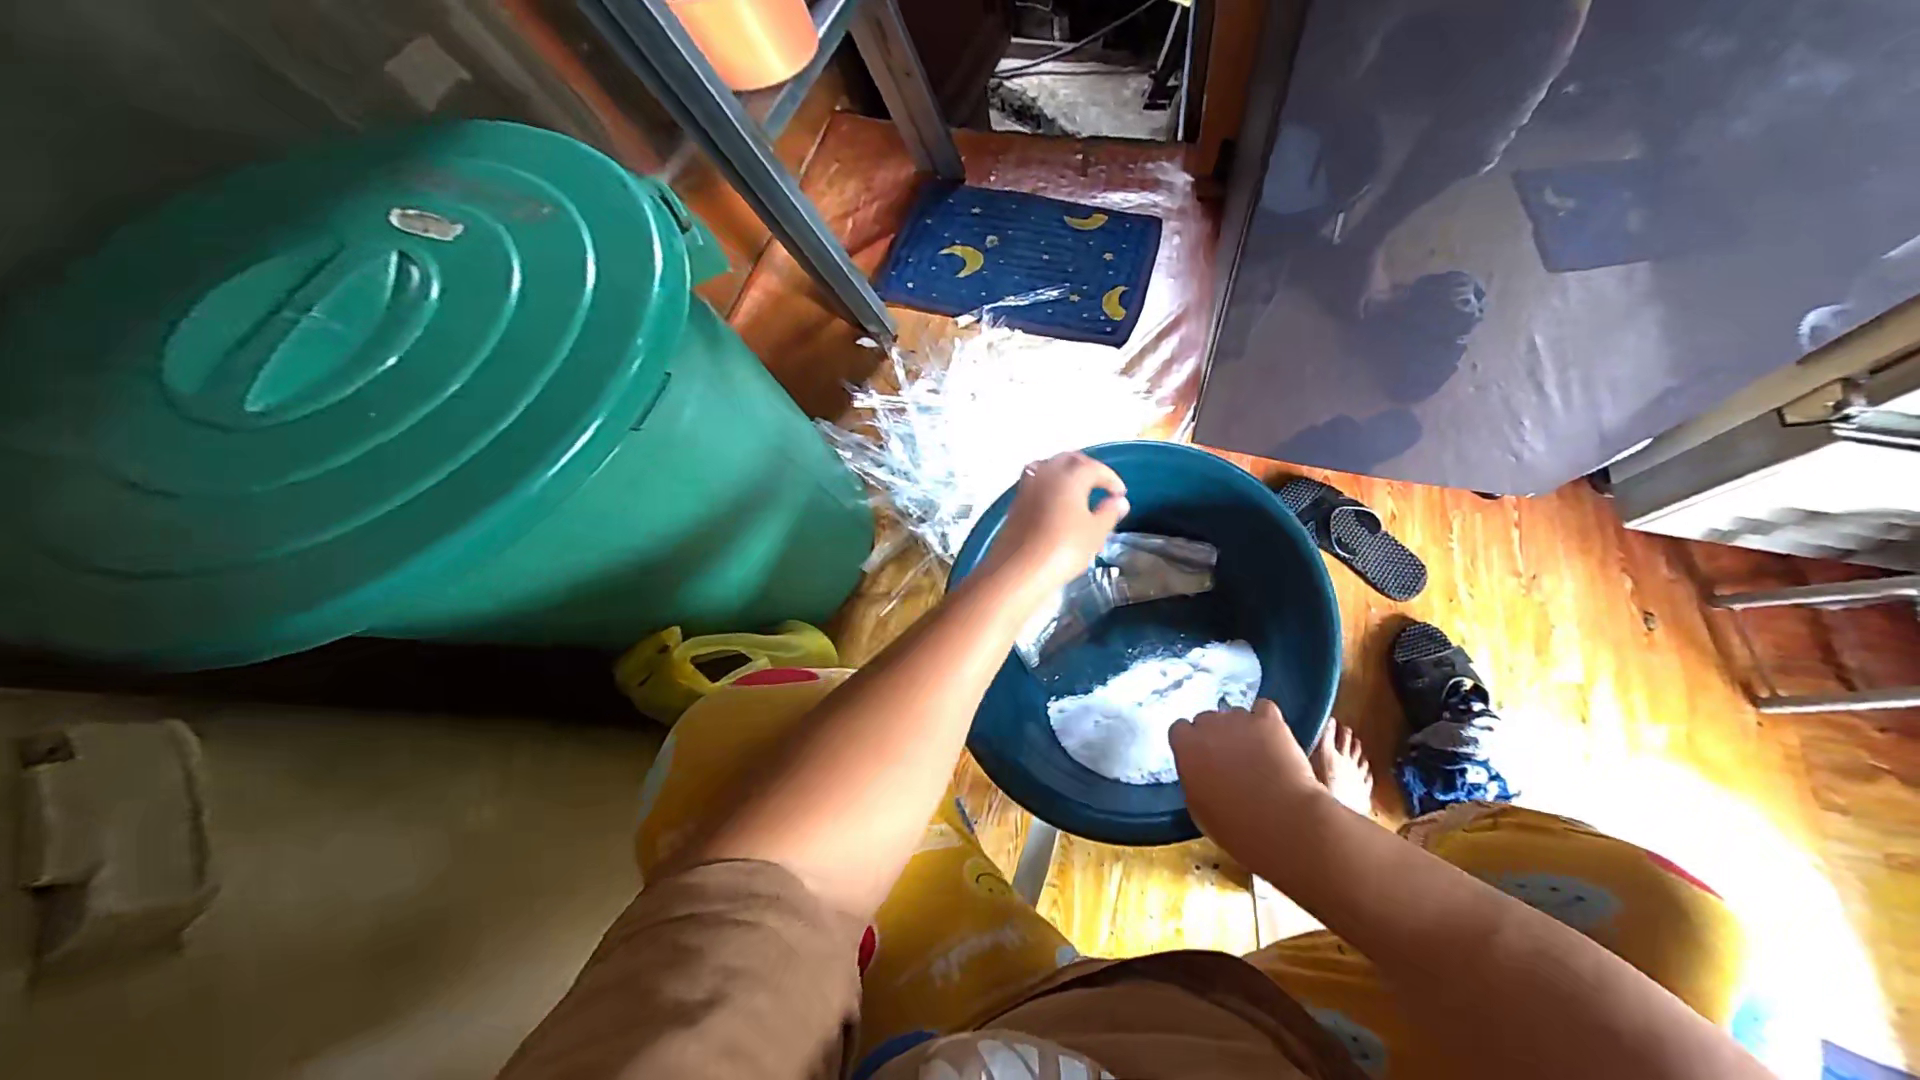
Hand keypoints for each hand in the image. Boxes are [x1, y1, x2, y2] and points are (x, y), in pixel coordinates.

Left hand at [980, 452, 1129, 592]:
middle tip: (1100, 484)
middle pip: (1069, 460)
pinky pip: (1036, 482)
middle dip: (1087, 468)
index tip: (1120, 493)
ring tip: (1078, 489)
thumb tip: (1118, 501)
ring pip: (1049, 467)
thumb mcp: (1095, 533)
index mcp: (1070, 476)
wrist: (1018, 569)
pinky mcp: (1015, 502)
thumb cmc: (1063, 549)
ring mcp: (1027, 486)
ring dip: (1065, 472)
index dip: (1110, 478)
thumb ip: (1109, 513)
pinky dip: (1049, 485)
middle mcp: (1046, 474)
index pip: (1094, 467)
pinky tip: (1056, 501)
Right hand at [1170, 700, 1325, 853]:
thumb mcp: (1197, 806)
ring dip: (1242, 729)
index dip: (1191, 743)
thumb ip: (1193, 778)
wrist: (1282, 822)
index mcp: (1186, 746)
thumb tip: (1200, 771)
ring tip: (1258, 753)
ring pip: (1235, 714)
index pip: (1180, 730)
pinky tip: (1273, 736)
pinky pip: (1263, 708)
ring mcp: (1239, 719)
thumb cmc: (1235, 826)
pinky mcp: (1270, 719)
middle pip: (1207, 719)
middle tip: (1231, 759)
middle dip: (1216, 735)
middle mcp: (1208, 725)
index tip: (1201, 759)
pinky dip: (1266, 719)